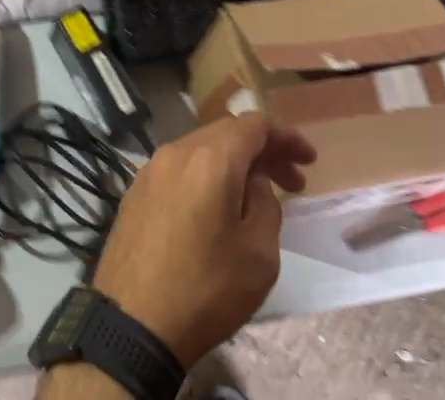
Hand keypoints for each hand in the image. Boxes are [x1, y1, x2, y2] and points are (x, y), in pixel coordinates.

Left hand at [91, 114, 315, 366]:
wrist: (135, 320)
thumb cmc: (206, 288)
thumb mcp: (258, 253)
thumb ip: (264, 205)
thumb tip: (253, 181)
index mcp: (209, 160)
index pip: (252, 125)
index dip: (286, 137)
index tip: (309, 160)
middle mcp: (174, 153)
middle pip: (224, 134)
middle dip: (262, 151)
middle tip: (292, 183)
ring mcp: (149, 171)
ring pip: (199, 150)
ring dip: (232, 164)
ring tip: (257, 197)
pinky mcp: (135, 192)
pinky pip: (178, 169)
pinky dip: (205, 176)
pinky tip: (217, 206)